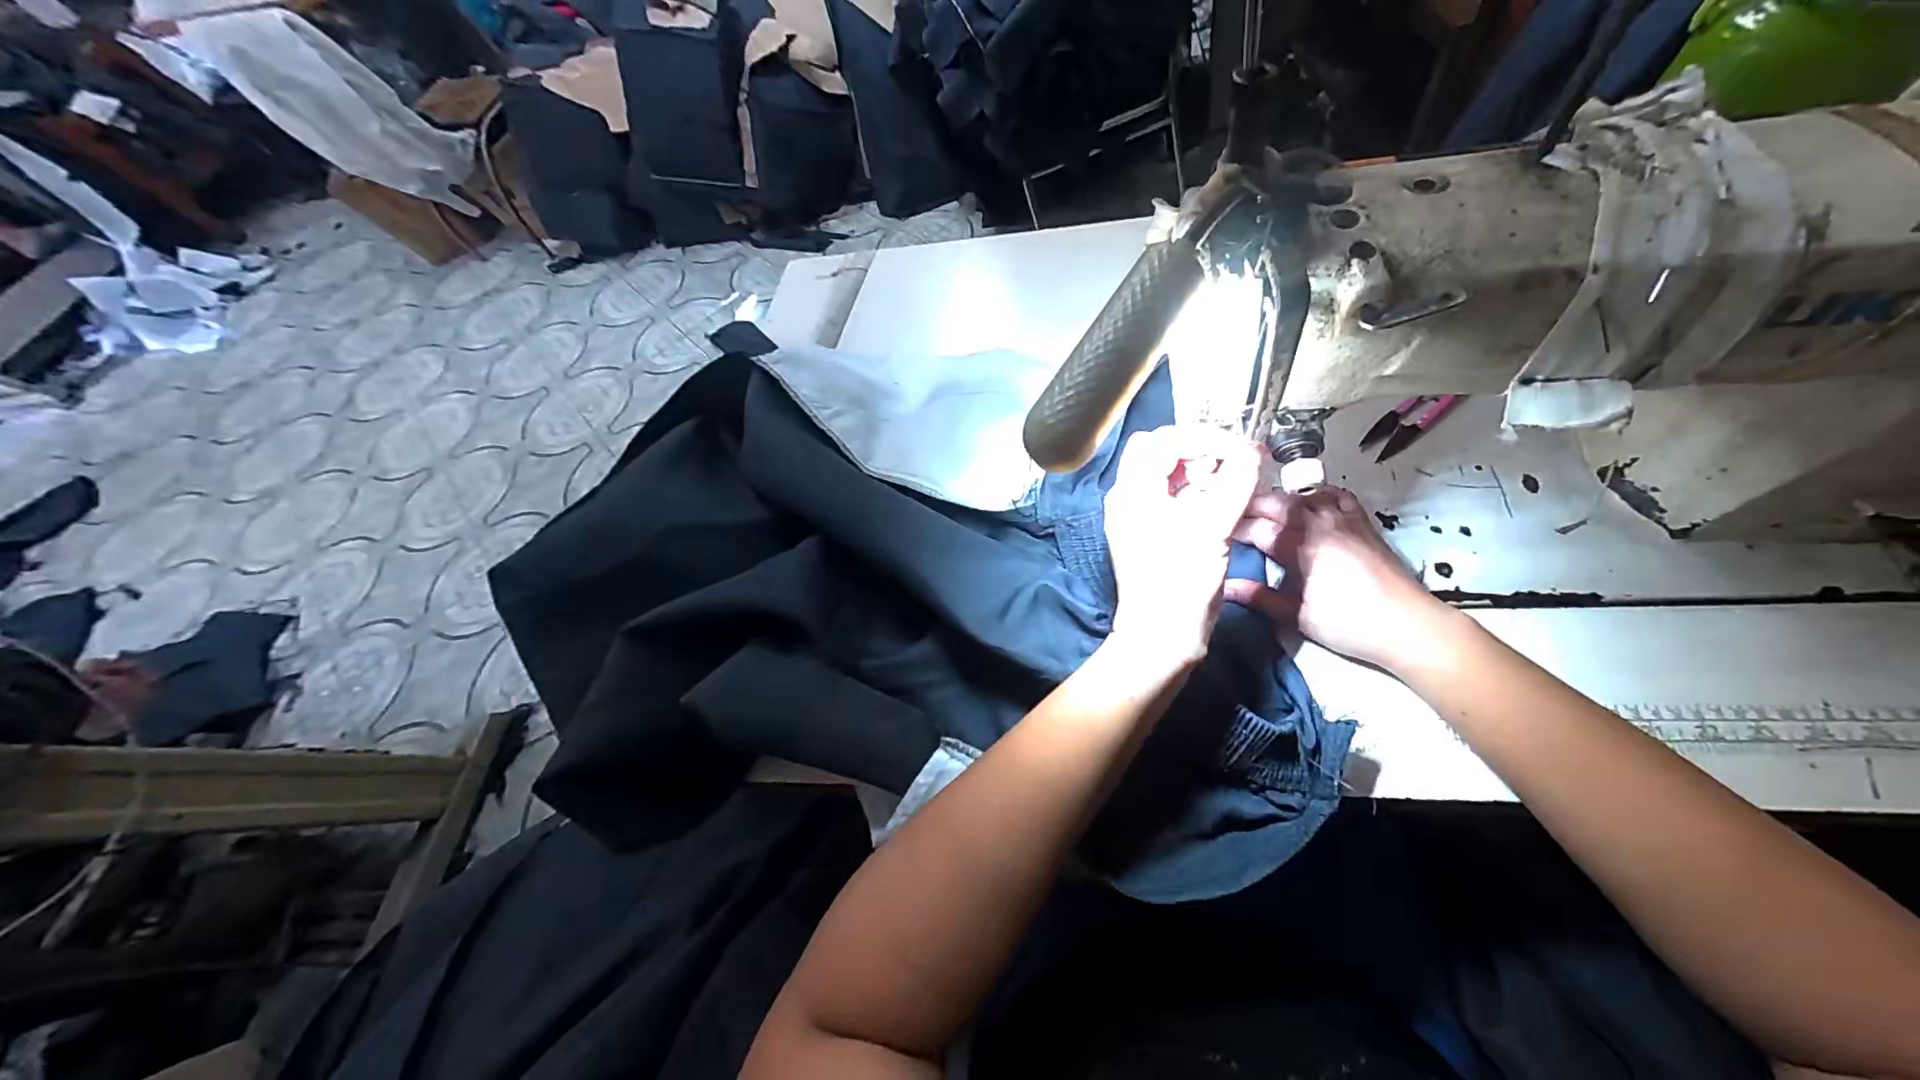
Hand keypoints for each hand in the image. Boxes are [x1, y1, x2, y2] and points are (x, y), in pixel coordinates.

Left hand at [1103, 426, 1261, 666]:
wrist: (1159, 636)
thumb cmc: (1181, 582)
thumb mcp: (1213, 527)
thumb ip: (1235, 482)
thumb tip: (1252, 451)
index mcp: (1133, 490)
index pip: (1166, 438)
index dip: (1206, 437)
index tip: (1240, 450)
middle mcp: (1126, 498)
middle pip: (1159, 451)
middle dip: (1198, 449)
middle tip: (1231, 463)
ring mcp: (1133, 517)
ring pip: (1163, 474)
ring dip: (1197, 470)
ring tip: (1230, 483)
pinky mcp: (1145, 535)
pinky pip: (1167, 498)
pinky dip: (1193, 493)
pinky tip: (1219, 505)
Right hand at [1224, 486, 1453, 672]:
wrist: (1409, 624)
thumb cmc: (1349, 624)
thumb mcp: (1297, 615)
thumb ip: (1259, 596)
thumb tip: (1225, 586)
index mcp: (1299, 544)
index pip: (1254, 527)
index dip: (1229, 529)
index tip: (1211, 534)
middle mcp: (1318, 522)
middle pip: (1273, 502)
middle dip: (1246, 508)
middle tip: (1227, 520)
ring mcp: (1342, 518)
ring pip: (1300, 494)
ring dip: (1276, 500)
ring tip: (1258, 513)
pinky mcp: (1360, 522)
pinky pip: (1333, 495)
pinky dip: (1314, 495)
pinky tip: (1305, 504)